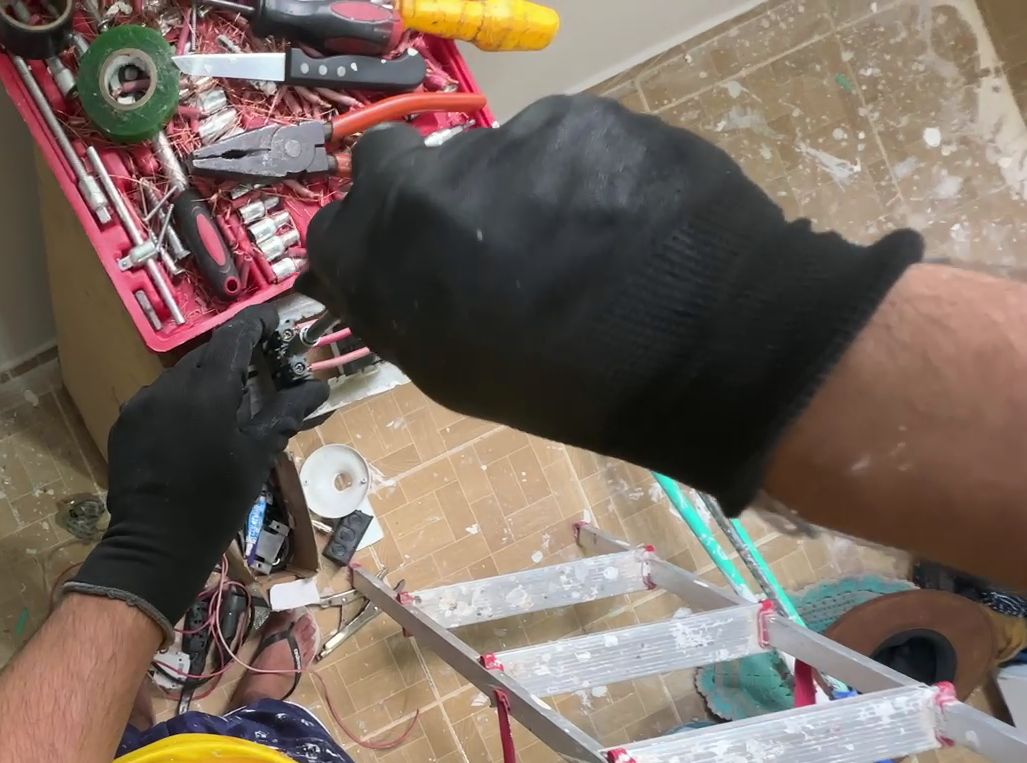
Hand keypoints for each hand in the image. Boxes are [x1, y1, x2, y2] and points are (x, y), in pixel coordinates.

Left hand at [64, 305, 328, 631]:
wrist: (157, 543)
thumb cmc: (216, 501)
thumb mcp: (257, 455)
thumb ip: (285, 413)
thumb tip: (318, 386)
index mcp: (208, 387)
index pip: (235, 334)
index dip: (258, 324)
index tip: (274, 326)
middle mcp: (169, 385)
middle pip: (206, 355)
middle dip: (232, 360)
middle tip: (255, 378)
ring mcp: (140, 404)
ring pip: (179, 378)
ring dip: (203, 384)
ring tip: (221, 412)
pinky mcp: (123, 424)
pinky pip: (156, 401)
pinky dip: (177, 406)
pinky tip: (188, 433)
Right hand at [304, 94, 922, 511]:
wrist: (696, 347)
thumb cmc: (546, 382)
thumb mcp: (438, 365)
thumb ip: (382, 307)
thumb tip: (339, 275)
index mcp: (380, 256)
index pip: (331, 224)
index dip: (358, 241)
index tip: (387, 260)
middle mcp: (423, 185)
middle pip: (386, 162)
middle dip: (409, 192)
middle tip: (460, 234)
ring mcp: (501, 142)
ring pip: (474, 154)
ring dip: (494, 187)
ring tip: (554, 236)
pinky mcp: (577, 115)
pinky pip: (546, 140)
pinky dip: (559, 171)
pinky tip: (598, 214)